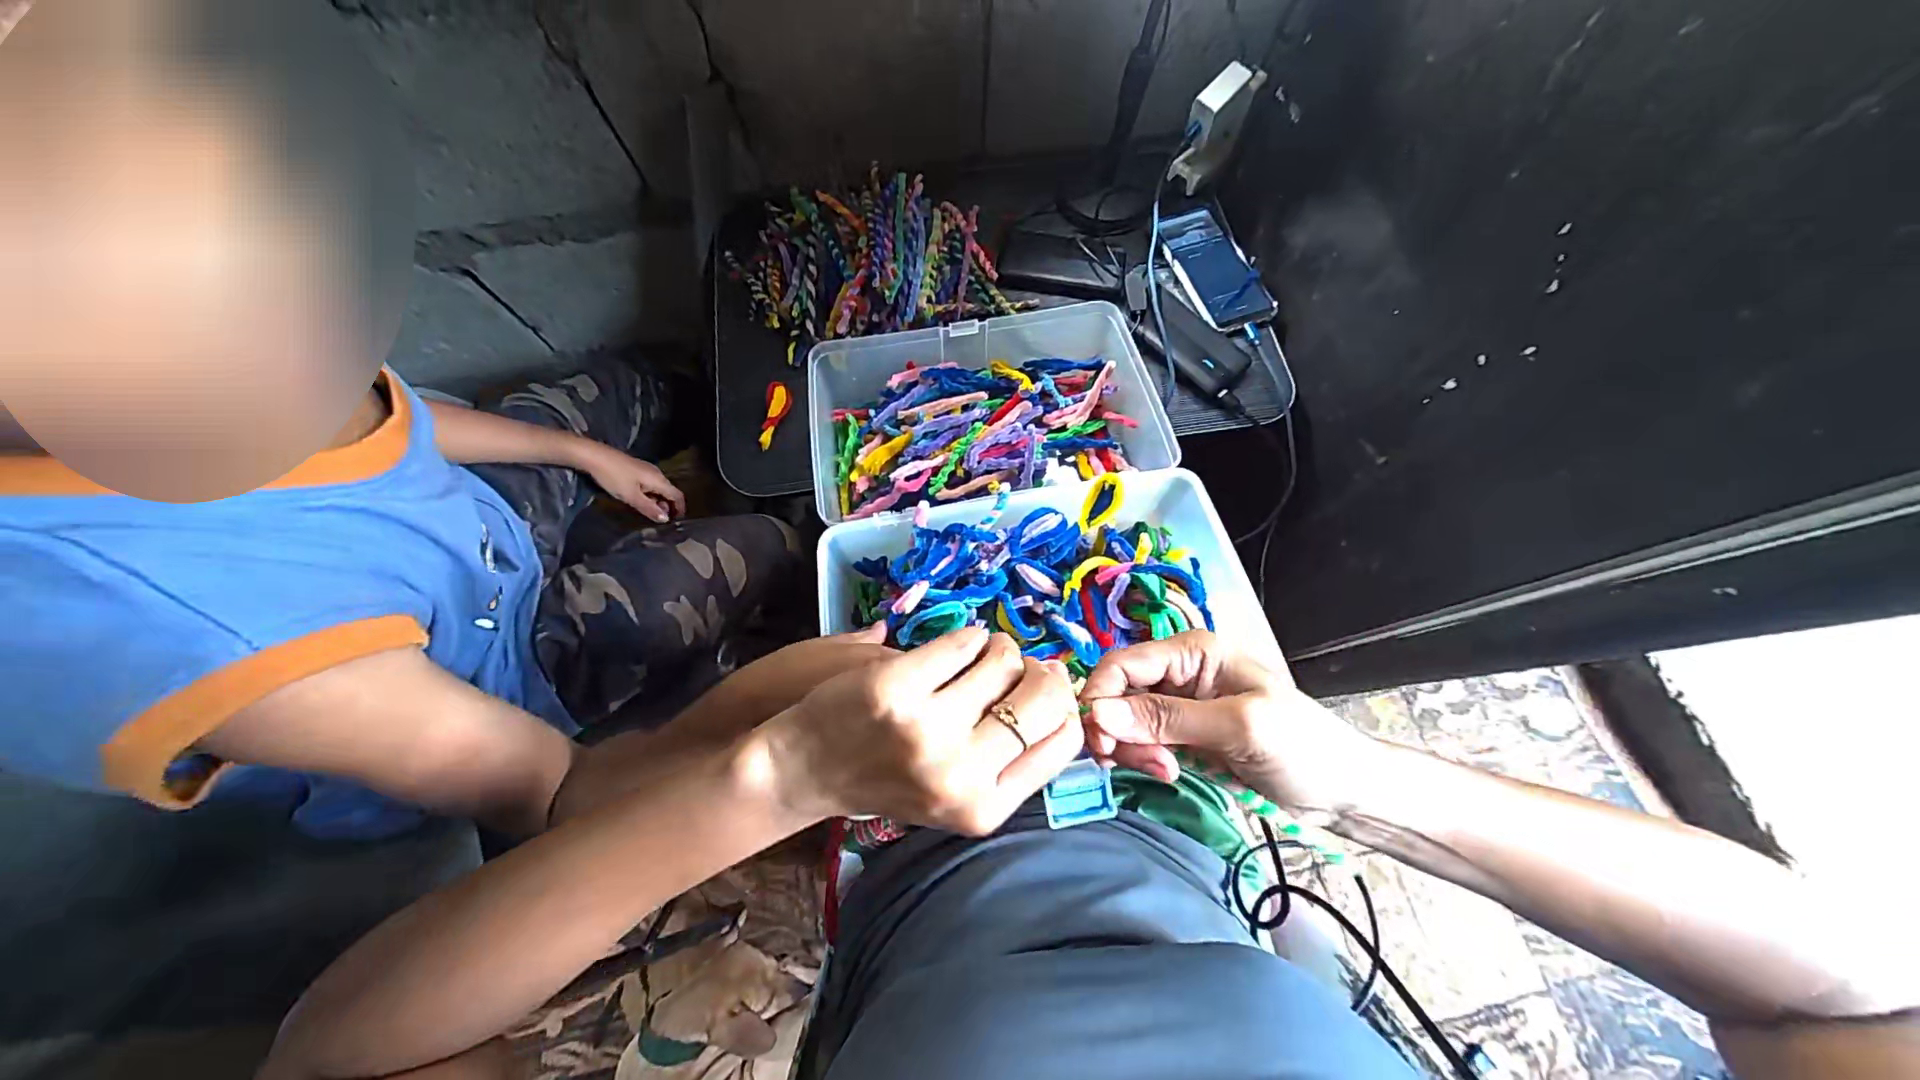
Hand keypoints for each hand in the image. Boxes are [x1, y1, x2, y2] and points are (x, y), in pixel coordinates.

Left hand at [575, 443, 685, 522]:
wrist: (594, 456)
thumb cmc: (614, 477)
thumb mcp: (631, 496)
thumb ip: (649, 508)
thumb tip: (666, 519)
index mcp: (659, 480)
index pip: (678, 496)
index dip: (680, 509)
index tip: (676, 521)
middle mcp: (657, 474)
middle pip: (669, 492)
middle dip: (667, 506)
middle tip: (658, 519)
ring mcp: (647, 469)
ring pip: (659, 488)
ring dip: (657, 500)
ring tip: (647, 511)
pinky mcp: (637, 468)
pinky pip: (650, 484)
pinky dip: (650, 494)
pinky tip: (638, 498)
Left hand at [761, 627, 1083, 834]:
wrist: (805, 769)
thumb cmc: (888, 779)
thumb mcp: (956, 794)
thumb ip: (1009, 757)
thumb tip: (1061, 681)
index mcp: (983, 809)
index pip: (1063, 742)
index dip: (1063, 703)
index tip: (1046, 685)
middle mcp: (961, 776)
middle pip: (1044, 697)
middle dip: (1037, 671)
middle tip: (1015, 664)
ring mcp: (927, 729)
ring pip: (1004, 661)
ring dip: (998, 649)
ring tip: (977, 655)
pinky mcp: (896, 687)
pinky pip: (964, 641)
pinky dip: (967, 636)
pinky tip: (953, 646)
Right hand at [1079, 630, 1384, 817]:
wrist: (1342, 791)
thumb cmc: (1304, 746)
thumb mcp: (1238, 726)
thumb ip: (1168, 718)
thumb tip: (1099, 713)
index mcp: (1192, 650)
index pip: (1122, 664)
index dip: (1101, 698)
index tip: (1103, 741)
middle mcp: (1177, 672)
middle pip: (1116, 693)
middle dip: (1118, 729)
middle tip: (1146, 765)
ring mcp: (1176, 706)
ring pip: (1122, 721)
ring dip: (1131, 748)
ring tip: (1164, 772)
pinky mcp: (1178, 736)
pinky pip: (1139, 742)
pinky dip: (1141, 759)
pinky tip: (1166, 773)